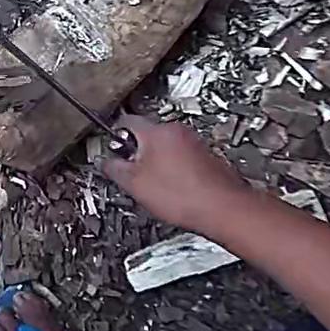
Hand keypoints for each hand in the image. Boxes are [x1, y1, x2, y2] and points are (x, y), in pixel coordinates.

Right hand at [99, 114, 252, 234]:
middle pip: (147, 135)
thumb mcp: (134, 184)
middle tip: (133, 174)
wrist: (223, 209)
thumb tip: (105, 162)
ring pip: (165, 147)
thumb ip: (114, 168)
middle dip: (137, 153)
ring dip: (157, 162)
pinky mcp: (206, 157)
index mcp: (156, 132)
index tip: (113, 149)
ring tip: (156, 187)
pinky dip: (175, 170)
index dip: (115, 136)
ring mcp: (194, 143)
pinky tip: (175, 190)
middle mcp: (177, 132)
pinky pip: (182, 157)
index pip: (126, 121)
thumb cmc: (183, 195)